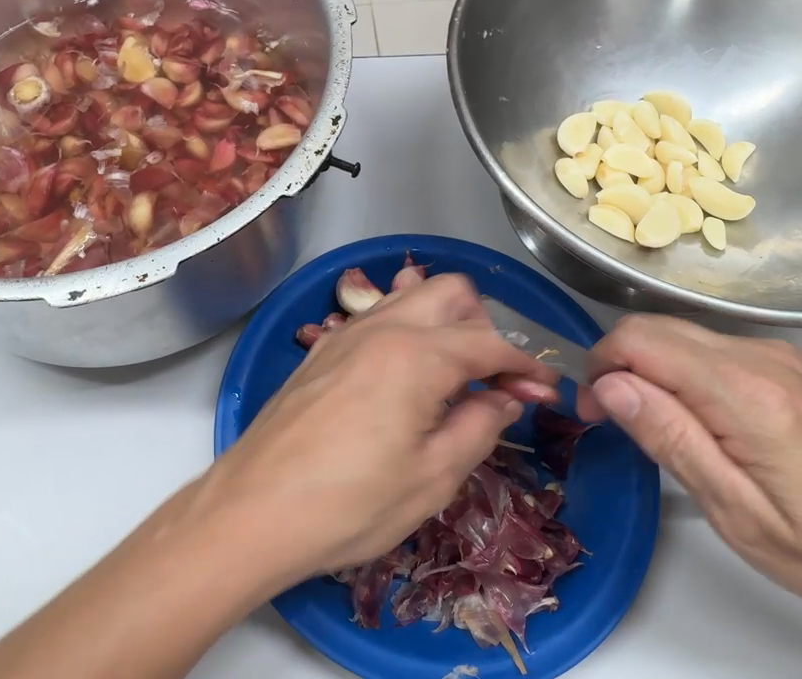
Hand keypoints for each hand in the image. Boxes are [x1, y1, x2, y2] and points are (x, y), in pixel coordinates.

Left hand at [190, 273, 559, 584]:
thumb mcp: (432, 477)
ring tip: (454, 375)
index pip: (489, 342)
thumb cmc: (350, 504)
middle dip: (485, 325)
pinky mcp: (322, 351)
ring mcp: (346, 334)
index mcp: (417, 355)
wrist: (256, 508)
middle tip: (495, 378)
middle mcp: (382, 329)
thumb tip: (503, 399)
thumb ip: (478, 427)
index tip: (545, 392)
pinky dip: (405, 330)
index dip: (525, 365)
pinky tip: (407, 376)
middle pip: (450, 292)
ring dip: (444, 322)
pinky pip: (376, 318)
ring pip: (410, 296)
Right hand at [580, 315, 801, 678]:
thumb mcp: (740, 515)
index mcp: (748, 395)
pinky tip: (702, 419)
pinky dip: (686, 371)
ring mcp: (784, 357)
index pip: (638, 340)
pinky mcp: (795, 366)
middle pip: (655, 328)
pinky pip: (716, 348)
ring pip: (684, 335)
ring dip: (652, 368)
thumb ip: (671, 439)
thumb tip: (610, 384)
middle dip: (618, 365)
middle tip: (614, 421)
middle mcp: (764, 359)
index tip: (591, 413)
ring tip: (659, 427)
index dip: (598, 368)